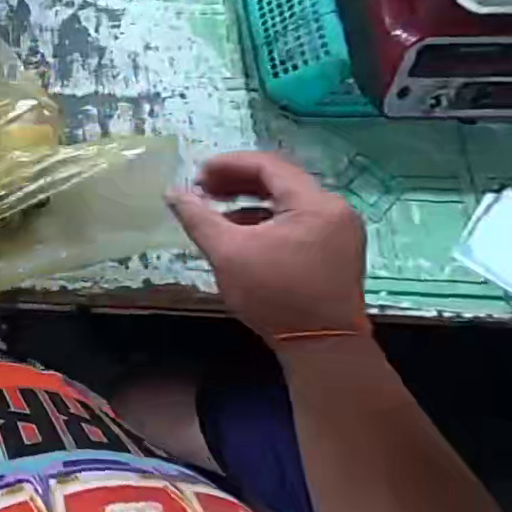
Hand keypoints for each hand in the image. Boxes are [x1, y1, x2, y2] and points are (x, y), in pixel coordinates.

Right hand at [168, 152, 368, 341]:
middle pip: (279, 180)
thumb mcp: (227, 252)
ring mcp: (338, 230)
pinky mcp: (334, 249)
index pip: (268, 166)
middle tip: (202, 189)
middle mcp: (334, 209)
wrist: (321, 346)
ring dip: (248, 201)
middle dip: (236, 182)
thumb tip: (172, 193)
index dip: (228, 165)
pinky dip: (265, 219)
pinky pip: (295, 220)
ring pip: (286, 201)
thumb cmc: (274, 295)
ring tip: (214, 209)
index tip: (197, 174)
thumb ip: (198, 218)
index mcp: (314, 204)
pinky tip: (238, 231)